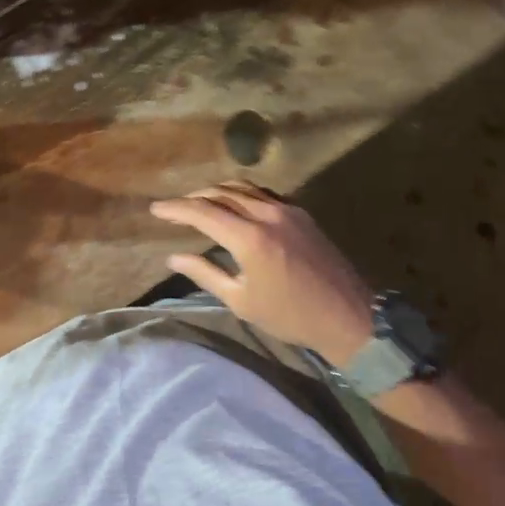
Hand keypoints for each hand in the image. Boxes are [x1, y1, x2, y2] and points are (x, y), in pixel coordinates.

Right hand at [151, 181, 375, 364]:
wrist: (349, 317)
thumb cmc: (291, 316)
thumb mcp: (241, 301)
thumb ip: (205, 273)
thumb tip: (173, 257)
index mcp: (250, 238)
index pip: (203, 212)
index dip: (175, 208)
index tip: (155, 209)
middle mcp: (267, 214)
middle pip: (220, 193)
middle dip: (193, 198)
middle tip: (174, 208)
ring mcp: (287, 210)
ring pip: (242, 188)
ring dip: (216, 192)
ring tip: (199, 203)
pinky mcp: (301, 213)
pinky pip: (262, 193)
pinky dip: (240, 194)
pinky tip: (234, 204)